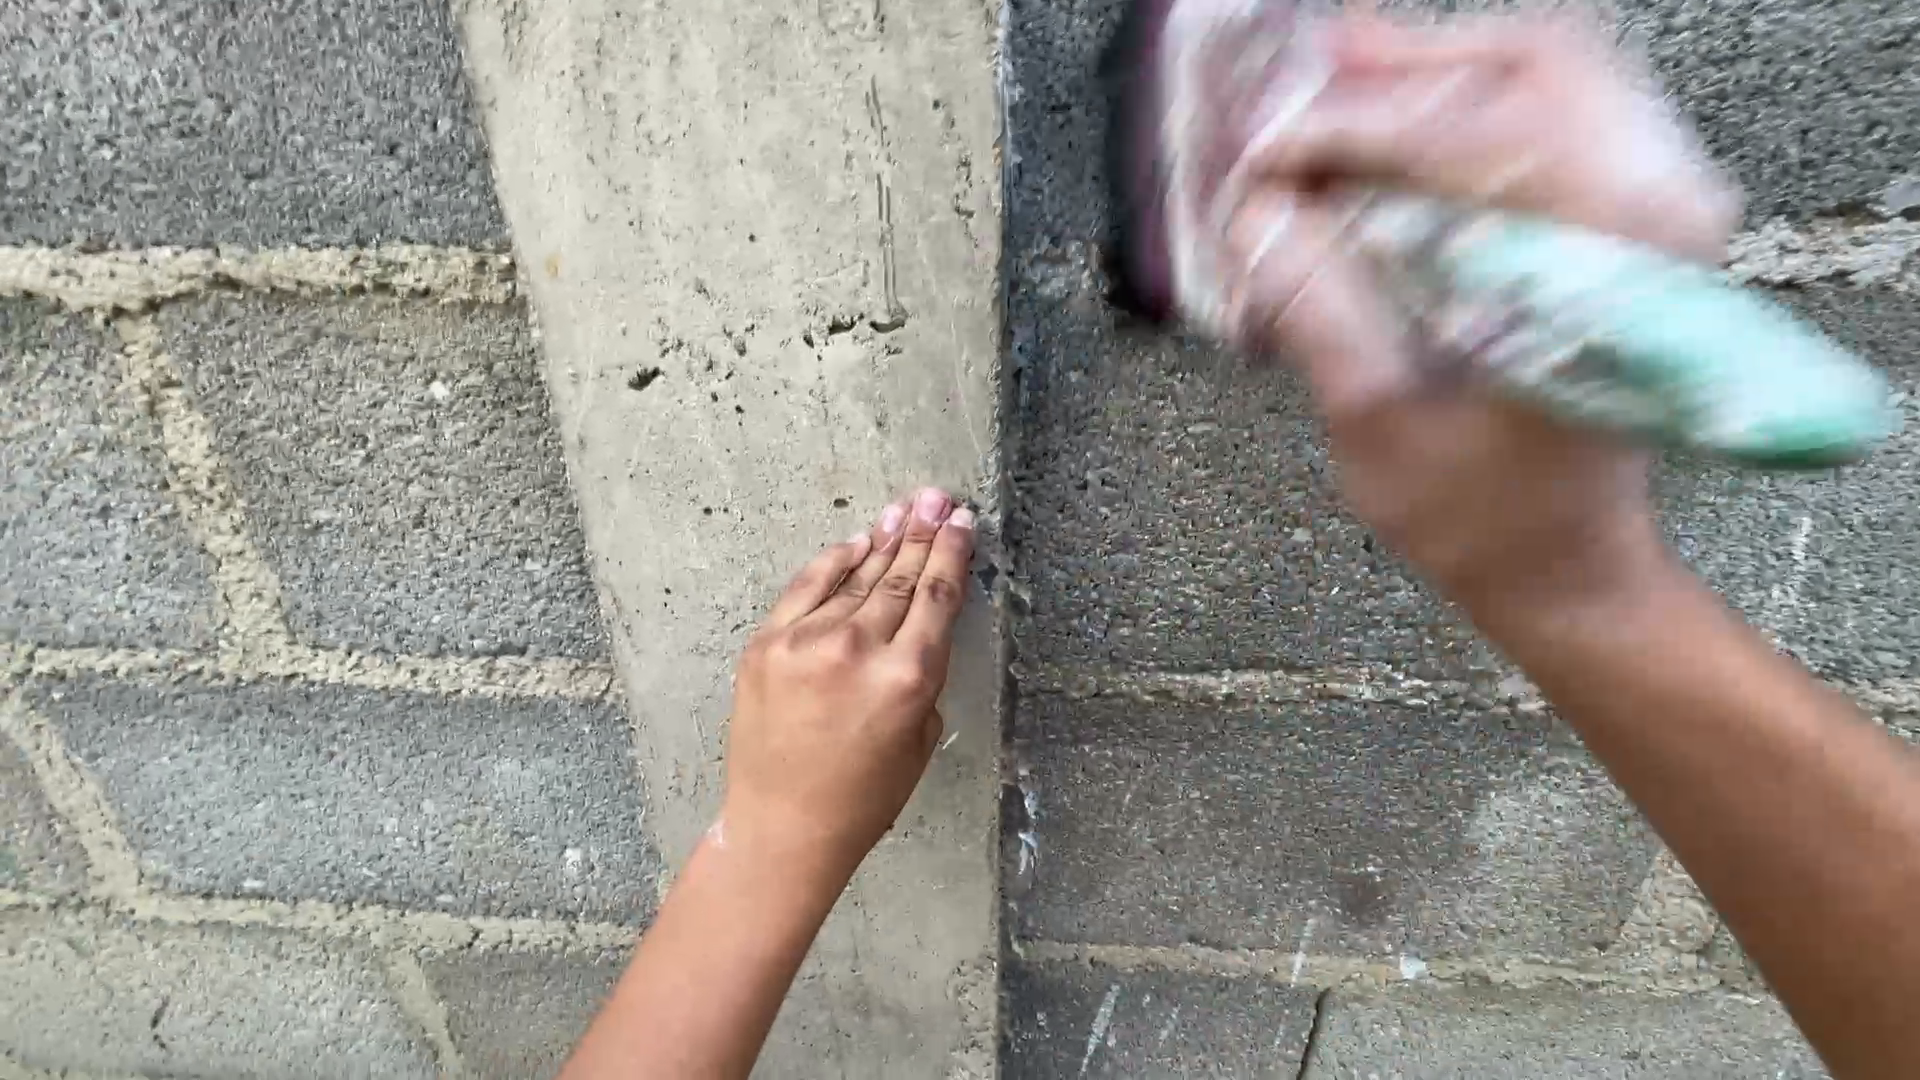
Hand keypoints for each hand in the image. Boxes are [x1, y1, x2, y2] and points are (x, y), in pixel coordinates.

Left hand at [721, 488, 974, 881]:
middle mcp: (858, 649)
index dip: (953, 553)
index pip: (938, 596)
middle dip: (924, 533)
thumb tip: (915, 623)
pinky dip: (835, 560)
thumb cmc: (864, 795)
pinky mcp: (767, 644)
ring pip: (857, 576)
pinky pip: (807, 587)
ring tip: (905, 509)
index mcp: (907, 677)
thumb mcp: (920, 735)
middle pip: (900, 576)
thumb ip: (922, 673)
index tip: (963, 523)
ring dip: (885, 540)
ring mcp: (807, 642)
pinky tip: (858, 541)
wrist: (784, 825)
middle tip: (938, 498)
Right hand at [1221, 15, 1731, 620]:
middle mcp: (1650, 209)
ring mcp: (1639, 212)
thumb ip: (1312, 305)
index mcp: (1604, 259)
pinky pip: (1534, 134)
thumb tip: (1250, 216)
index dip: (1350, 127)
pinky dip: (1447, 125)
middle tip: (1299, 81)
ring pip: (1536, 87)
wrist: (1553, 558)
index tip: (1263, 153)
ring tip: (1326, 97)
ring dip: (1421, 85)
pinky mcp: (1607, 231)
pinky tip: (1377, 141)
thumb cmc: (1474, 511)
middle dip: (1399, 68)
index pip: (1470, 132)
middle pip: (1528, 68)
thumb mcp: (1372, 418)